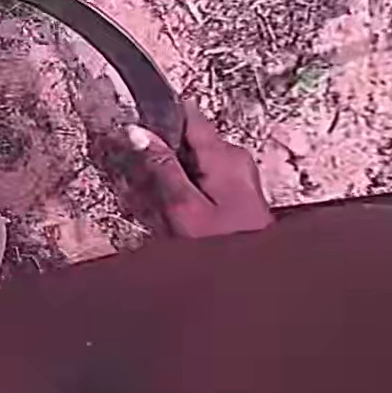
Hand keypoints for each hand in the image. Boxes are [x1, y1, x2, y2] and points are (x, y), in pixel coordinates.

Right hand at [124, 102, 272, 237]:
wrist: (260, 277)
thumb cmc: (223, 244)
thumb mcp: (182, 206)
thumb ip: (161, 166)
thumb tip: (138, 133)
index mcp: (224, 155)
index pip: (187, 115)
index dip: (155, 117)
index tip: (131, 127)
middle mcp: (234, 157)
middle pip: (186, 137)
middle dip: (158, 150)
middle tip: (137, 173)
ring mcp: (237, 171)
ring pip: (189, 155)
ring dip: (167, 169)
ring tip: (154, 195)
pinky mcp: (234, 185)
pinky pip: (198, 170)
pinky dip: (179, 181)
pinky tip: (172, 203)